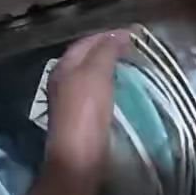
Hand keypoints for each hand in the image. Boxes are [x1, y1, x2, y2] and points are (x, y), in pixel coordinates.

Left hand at [44, 31, 124, 186]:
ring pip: (90, 74)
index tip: (132, 34)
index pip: (86, 42)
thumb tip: (119, 34)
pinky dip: (108, 83)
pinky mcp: (79, 118)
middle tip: (133, 48)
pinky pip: (94, 91)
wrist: (78, 159)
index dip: (107, 35)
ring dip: (108, 66)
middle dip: (107, 49)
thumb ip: (106, 51)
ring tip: (130, 65)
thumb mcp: (96, 74)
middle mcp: (62, 80)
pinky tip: (120, 88)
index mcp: (64, 67)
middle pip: (86, 58)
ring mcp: (69, 100)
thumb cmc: (86, 112)